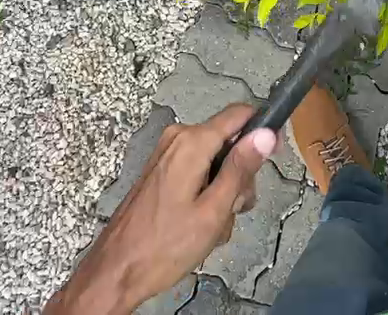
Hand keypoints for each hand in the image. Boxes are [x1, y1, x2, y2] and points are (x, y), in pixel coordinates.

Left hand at [45, 105, 276, 314]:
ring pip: (215, 159)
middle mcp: (179, 137)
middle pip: (228, 141)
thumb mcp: (212, 211)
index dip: (262, 131)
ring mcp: (168, 153)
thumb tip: (267, 133)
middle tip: (232, 210)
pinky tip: (199, 223)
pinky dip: (205, 192)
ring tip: (213, 225)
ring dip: (223, 190)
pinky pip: (197, 169)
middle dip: (239, 174)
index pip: (240, 114)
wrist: (115, 271)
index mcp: (192, 142)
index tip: (271, 159)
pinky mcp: (162, 169)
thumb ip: (240, 169)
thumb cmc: (165, 245)